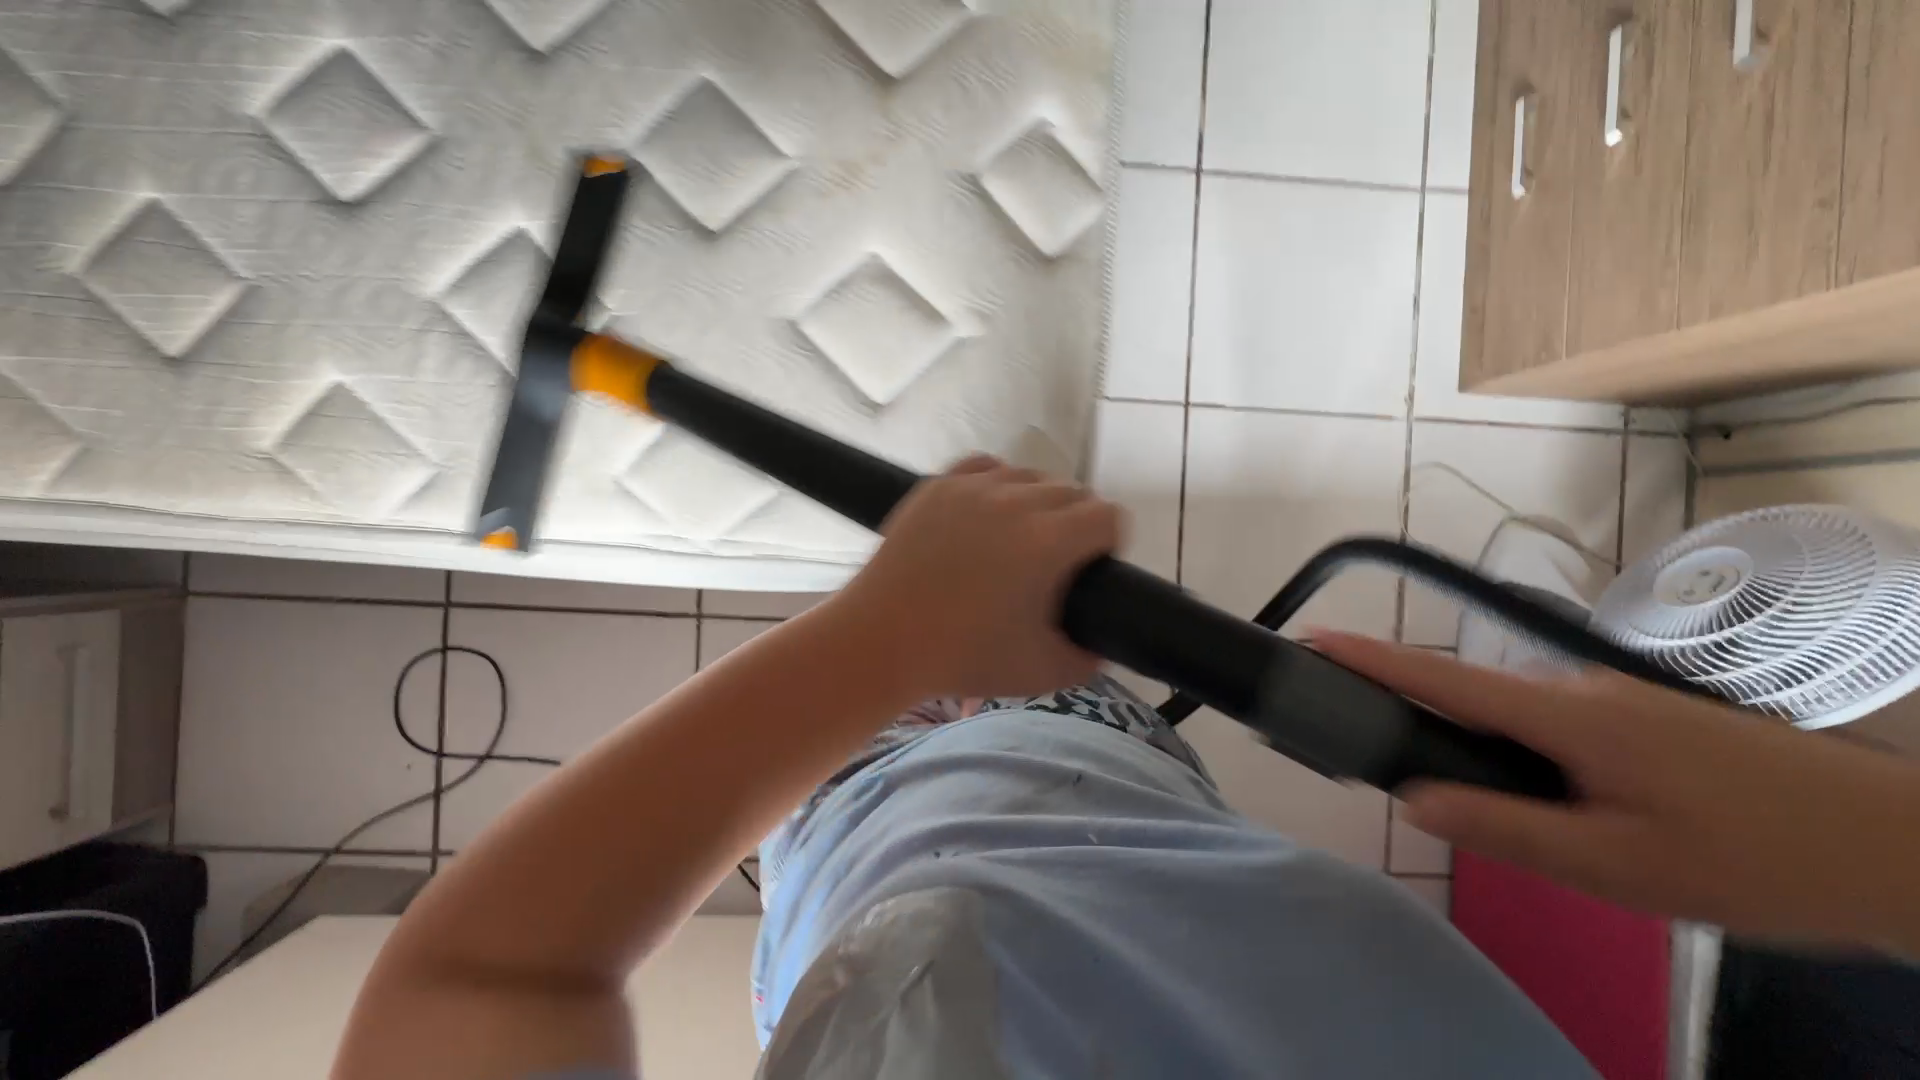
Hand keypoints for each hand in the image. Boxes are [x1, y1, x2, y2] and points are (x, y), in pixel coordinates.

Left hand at [831, 455, 1118, 699]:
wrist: (881, 639)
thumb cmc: (964, 657)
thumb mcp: (1043, 672)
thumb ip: (1089, 658)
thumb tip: (1100, 642)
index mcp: (1048, 541)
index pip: (1108, 515)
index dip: (1109, 542)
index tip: (1092, 568)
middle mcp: (1016, 501)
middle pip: (1072, 492)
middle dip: (1077, 524)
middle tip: (1055, 564)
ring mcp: (973, 488)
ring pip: (1030, 476)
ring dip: (1039, 502)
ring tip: (1019, 539)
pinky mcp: (938, 485)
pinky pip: (986, 467)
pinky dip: (998, 485)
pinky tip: (988, 514)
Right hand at [1313, 632, 1919, 953]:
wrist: (1908, 849)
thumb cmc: (1757, 860)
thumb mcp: (1621, 867)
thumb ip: (1508, 829)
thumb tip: (1414, 800)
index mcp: (1566, 717)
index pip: (1441, 677)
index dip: (1370, 657)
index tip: (1312, 639)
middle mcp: (1581, 690)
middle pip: (1475, 700)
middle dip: (1431, 730)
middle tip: (1417, 787)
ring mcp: (1618, 698)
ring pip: (1522, 721)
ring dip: (1494, 757)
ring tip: (1526, 824)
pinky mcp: (1645, 716)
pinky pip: (1560, 728)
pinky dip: (1535, 760)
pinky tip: (1578, 814)